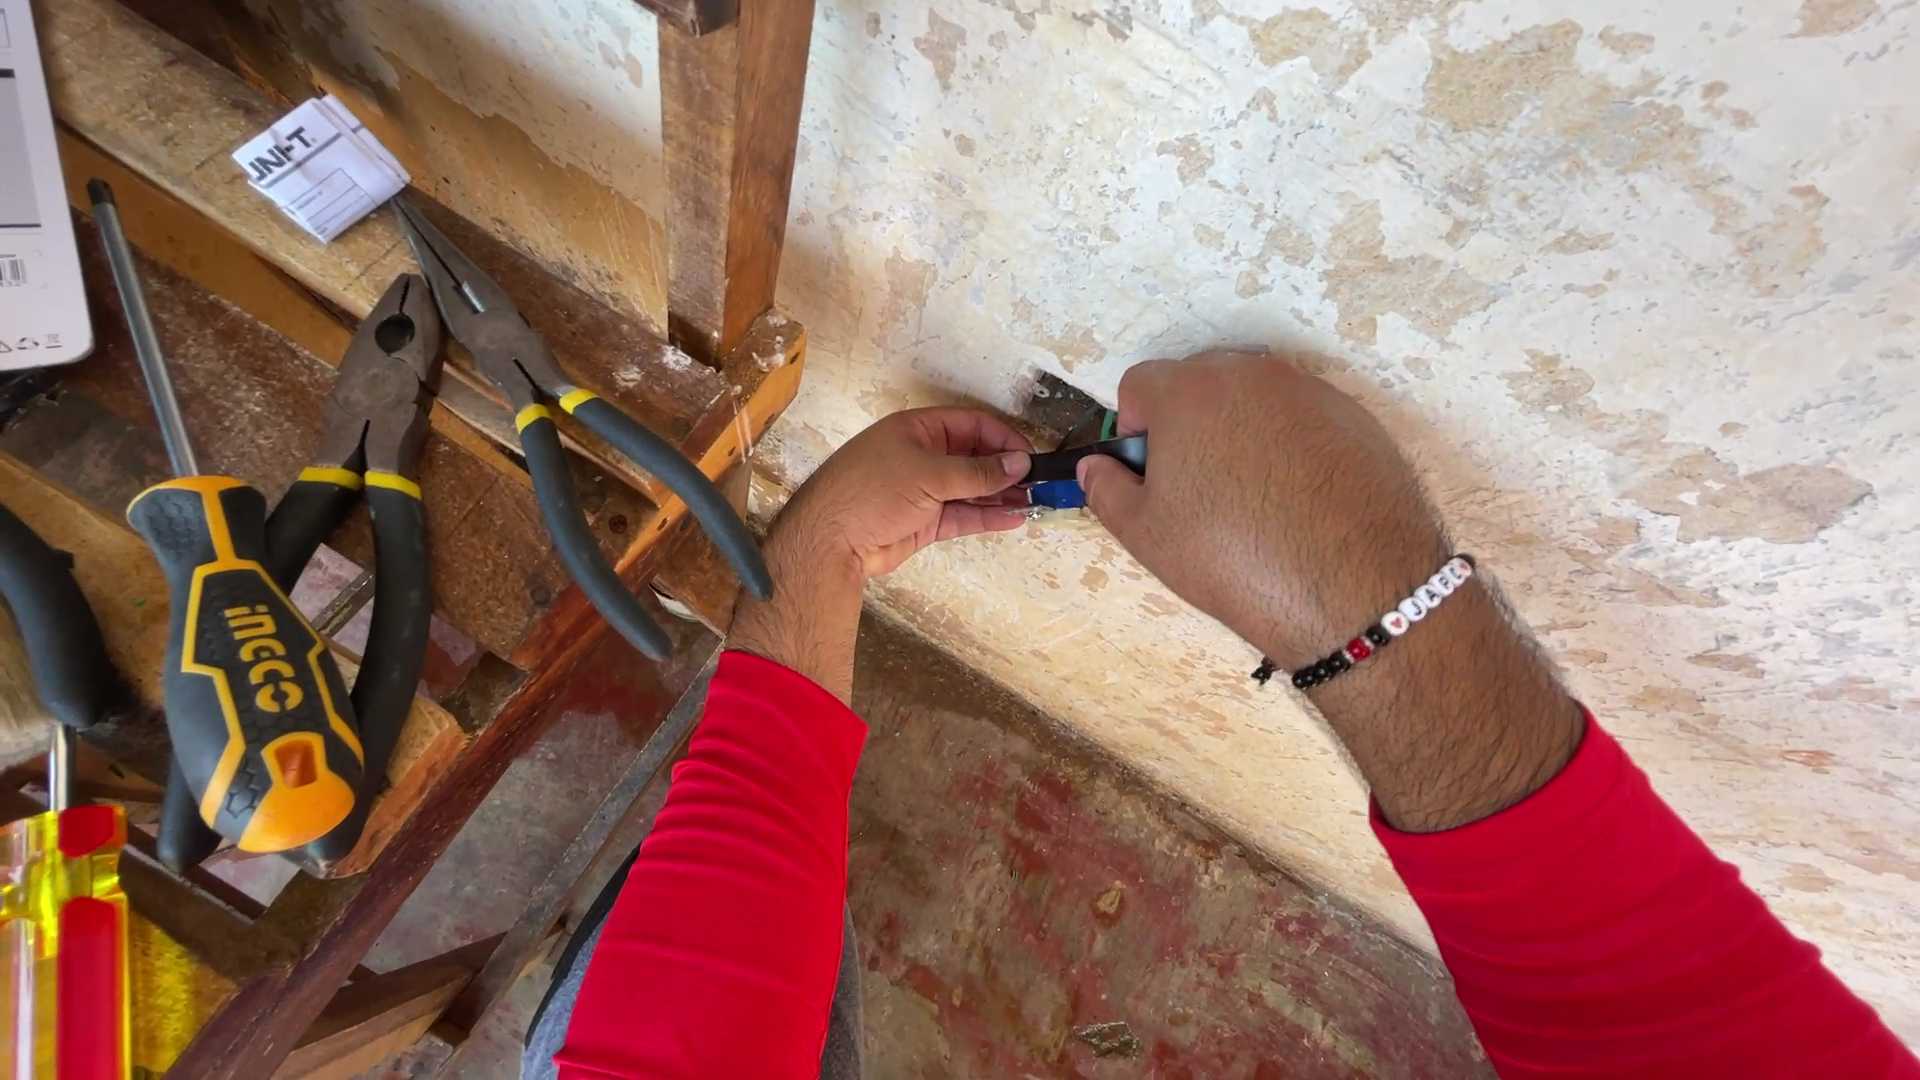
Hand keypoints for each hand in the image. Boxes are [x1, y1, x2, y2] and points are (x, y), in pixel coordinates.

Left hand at [780, 407, 1032, 579]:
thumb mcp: (928, 474)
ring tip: (1034, 502)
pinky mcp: (926, 521)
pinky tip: (1014, 519)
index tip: (1029, 455)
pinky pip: (963, 515)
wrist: (831, 540)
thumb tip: (1020, 463)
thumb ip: (977, 472)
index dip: (1002, 437)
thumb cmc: (873, 491)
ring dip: (1001, 495)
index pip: (971, 425)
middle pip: (974, 457)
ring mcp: (925, 490)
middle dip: (1006, 469)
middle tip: (1038, 483)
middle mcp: (923, 456)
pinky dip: (987, 517)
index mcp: (919, 430)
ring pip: (971, 489)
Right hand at [1077, 350, 1447, 666]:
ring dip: (1235, 431)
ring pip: (1250, 398)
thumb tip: (1095, 467)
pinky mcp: (1354, 416)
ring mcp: (1308, 391)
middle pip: (1197, 382)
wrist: (1351, 587)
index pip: (1139, 382)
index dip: (1133, 426)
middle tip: (1195, 485)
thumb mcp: (1145, 533)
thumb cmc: (1229, 556)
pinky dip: (1285, 444)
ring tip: (1249, 497)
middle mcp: (1250, 374)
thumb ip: (1106, 489)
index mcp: (1189, 392)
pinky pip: (1298, 418)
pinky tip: (1295, 499)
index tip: (1148, 470)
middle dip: (1184, 423)